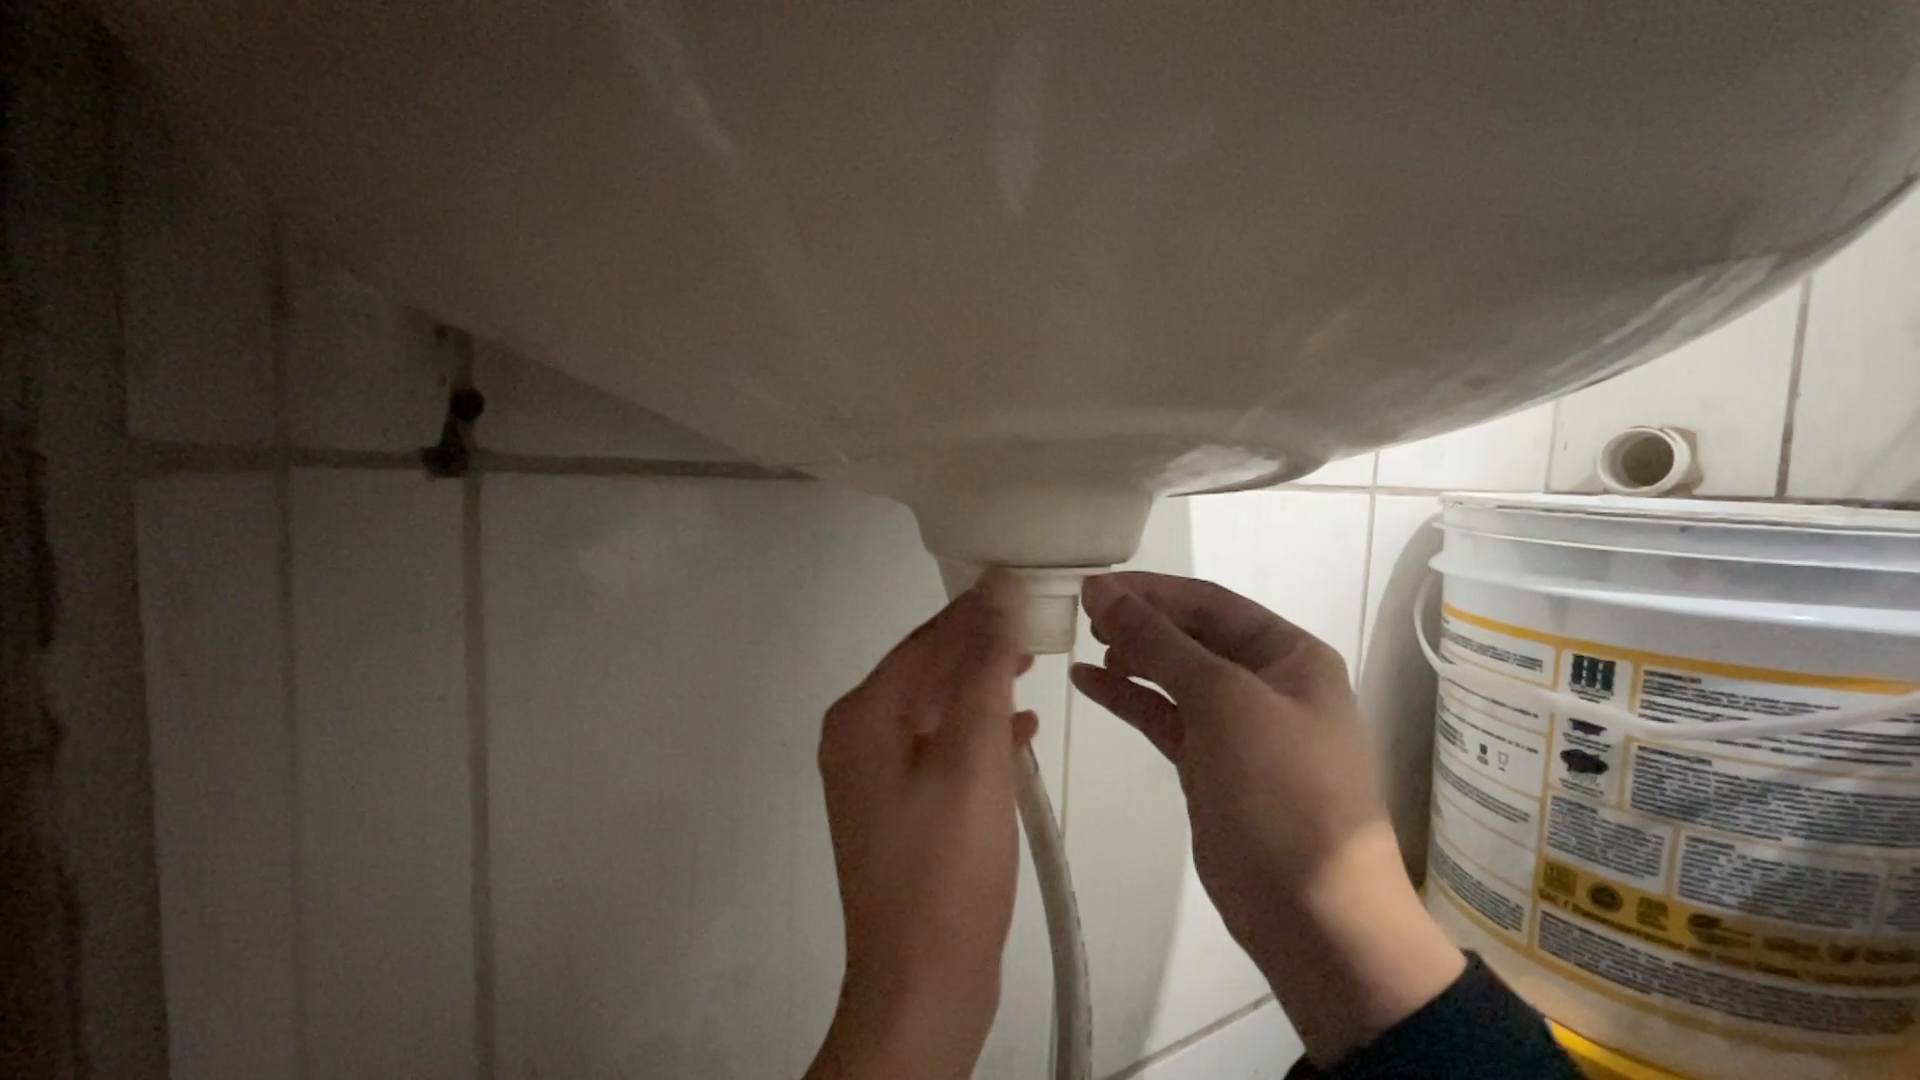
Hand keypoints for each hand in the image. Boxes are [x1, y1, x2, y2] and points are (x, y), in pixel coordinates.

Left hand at [804, 572, 1037, 1079]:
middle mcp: (858, 739)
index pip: (924, 641)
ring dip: (981, 688)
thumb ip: (984, 670)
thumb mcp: (972, 756)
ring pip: (935, 711)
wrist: (922, 982)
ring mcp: (875, 778)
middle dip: (978, 647)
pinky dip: (976, 735)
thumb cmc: (947, 865)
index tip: (1021, 581)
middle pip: (925, 672)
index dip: (974, 610)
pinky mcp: (900, 809)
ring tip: (1031, 664)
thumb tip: (997, 591)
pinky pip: (939, 750)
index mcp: (863, 718)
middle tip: (1035, 622)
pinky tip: (1019, 732)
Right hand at [1071, 572, 1463, 1064]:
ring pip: (1175, 676)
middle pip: (1192, 635)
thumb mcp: (1223, 700)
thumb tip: (1105, 592)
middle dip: (1140, 621)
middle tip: (1082, 613)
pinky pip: (1165, 717)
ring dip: (1131, 657)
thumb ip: (1160, 643)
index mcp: (1289, 655)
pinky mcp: (1211, 765)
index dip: (1151, 590)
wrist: (1313, 910)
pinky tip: (1089, 683)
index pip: (1210, 602)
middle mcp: (1266, 682)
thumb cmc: (1280, 789)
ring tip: (1083, 645)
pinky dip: (1129, 699)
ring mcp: (1238, 727)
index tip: (1093, 586)